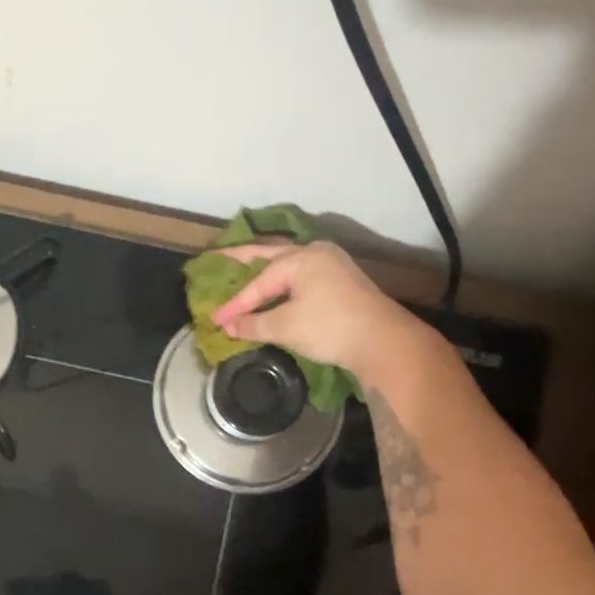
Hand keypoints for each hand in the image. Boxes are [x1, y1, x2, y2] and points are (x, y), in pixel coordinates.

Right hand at [210, 240, 438, 379]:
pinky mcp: (338, 283)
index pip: (258, 281)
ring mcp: (330, 266)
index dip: (234, 302)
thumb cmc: (330, 327)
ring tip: (236, 273)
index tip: (213, 318)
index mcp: (301, 258)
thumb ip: (254, 325)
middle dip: (240, 261)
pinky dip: (278, 284)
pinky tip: (267, 292)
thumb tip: (230, 327)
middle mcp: (315, 254)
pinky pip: (298, 277)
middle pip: (269, 256)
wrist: (381, 341)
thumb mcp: (286, 327)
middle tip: (213, 260)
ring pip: (285, 266)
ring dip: (260, 273)